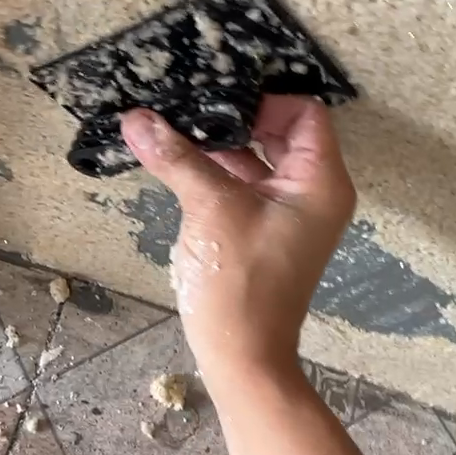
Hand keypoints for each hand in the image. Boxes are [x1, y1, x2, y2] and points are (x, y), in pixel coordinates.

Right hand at [119, 96, 355, 379]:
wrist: (241, 354)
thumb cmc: (239, 280)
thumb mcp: (209, 207)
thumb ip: (177, 157)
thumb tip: (136, 117)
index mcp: (320, 181)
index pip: (305, 113)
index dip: (264, 101)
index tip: (216, 100)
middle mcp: (312, 192)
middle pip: (280, 133)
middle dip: (234, 119)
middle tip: (188, 106)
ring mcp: (288, 213)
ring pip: (257, 160)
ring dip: (219, 146)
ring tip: (173, 128)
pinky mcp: (263, 229)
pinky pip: (244, 186)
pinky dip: (216, 172)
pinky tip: (177, 161)